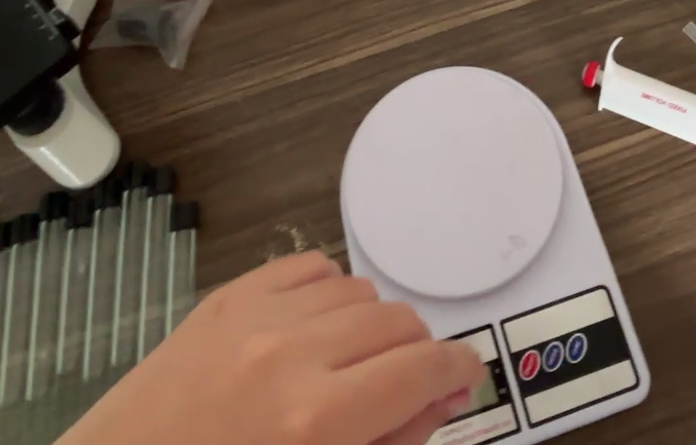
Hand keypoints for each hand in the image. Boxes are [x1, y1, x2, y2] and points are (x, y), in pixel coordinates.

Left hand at [58, 251, 483, 444]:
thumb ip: (391, 441)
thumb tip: (440, 397)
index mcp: (315, 421)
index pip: (422, 370)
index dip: (458, 370)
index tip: (464, 375)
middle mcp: (292, 355)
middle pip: (399, 322)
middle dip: (414, 354)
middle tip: (402, 384)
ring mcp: (258, 315)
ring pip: (360, 292)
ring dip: (370, 326)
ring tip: (348, 363)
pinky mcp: (231, 294)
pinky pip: (312, 267)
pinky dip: (328, 293)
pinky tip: (314, 329)